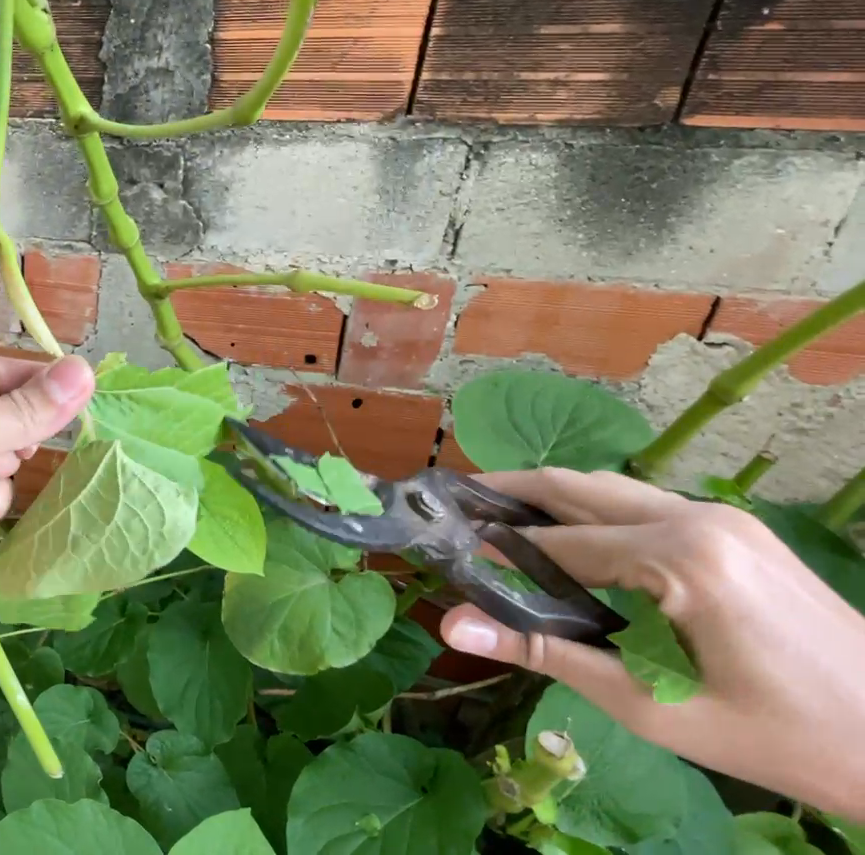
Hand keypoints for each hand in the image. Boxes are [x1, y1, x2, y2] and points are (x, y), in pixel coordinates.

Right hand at [439, 468, 864, 818]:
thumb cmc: (785, 738)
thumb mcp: (654, 708)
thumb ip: (546, 654)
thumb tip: (450, 625)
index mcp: (680, 557)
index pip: (555, 543)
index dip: (493, 553)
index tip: (442, 560)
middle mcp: (698, 519)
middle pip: (572, 487)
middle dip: (504, 495)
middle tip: (446, 510)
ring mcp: (725, 519)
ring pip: (606, 488)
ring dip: (544, 499)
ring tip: (491, 519)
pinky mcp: (739, 531)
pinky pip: (641, 504)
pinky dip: (588, 512)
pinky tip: (566, 539)